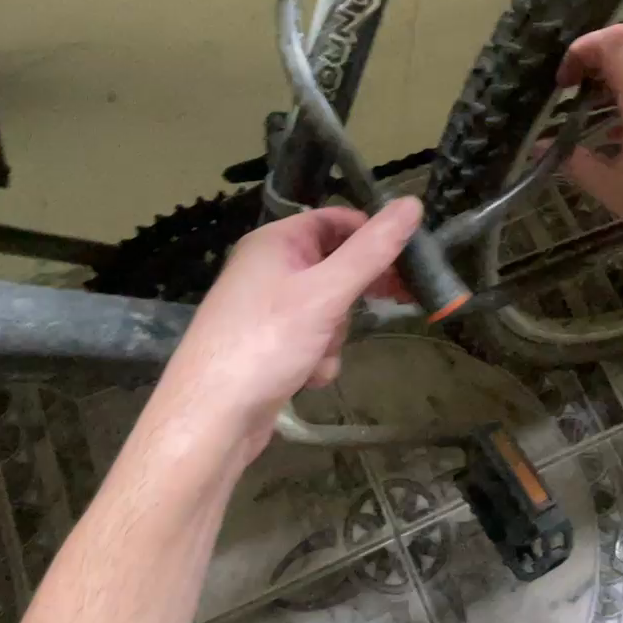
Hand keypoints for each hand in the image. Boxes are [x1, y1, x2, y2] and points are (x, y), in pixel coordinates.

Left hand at [145, 198, 421, 466]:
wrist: (211, 418)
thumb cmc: (266, 342)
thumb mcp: (327, 292)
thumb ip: (372, 251)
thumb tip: (412, 203)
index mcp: (275, 242)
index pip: (335, 220)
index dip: (372, 236)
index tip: (407, 261)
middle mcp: (268, 269)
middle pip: (335, 266)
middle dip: (355, 293)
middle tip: (394, 303)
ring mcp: (267, 310)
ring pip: (327, 309)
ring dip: (335, 333)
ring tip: (318, 353)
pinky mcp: (269, 346)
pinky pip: (311, 339)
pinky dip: (317, 357)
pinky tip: (306, 377)